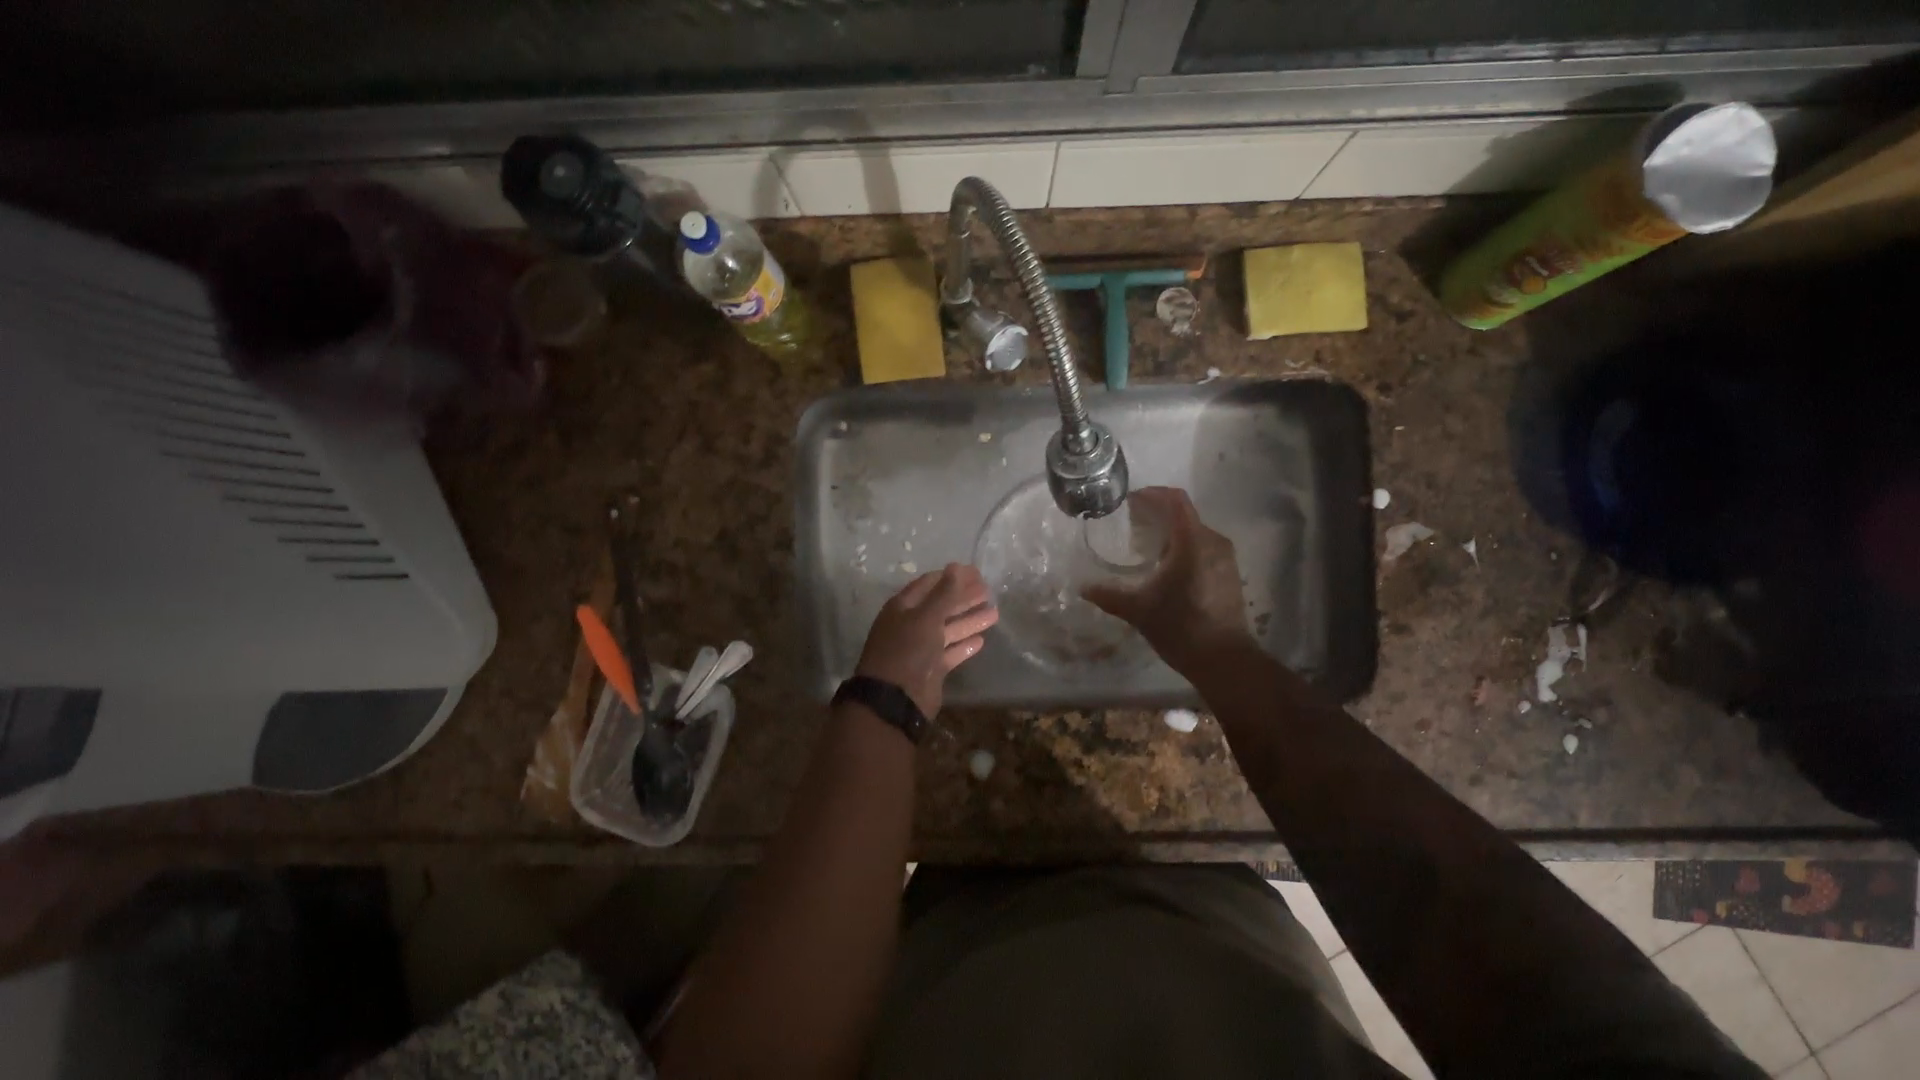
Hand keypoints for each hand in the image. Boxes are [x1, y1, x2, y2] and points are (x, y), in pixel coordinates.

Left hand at [855, 563, 998, 717]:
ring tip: (995, 612)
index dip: (951, 576)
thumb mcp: (926, 618)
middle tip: (988, 591)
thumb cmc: (907, 651)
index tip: (976, 572)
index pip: (929, 584)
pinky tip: (981, 640)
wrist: (895, 699)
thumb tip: (958, 566)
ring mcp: (921, 648)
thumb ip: (945, 593)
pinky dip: (964, 645)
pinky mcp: (931, 669)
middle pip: (941, 606)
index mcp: (903, 607)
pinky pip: (950, 652)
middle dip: (964, 598)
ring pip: (948, 629)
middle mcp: (911, 625)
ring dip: (969, 620)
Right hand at [1083, 487, 1252, 673]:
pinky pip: (1204, 547)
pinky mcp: (1229, 574)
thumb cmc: (1181, 627)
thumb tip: (1083, 587)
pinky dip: (1184, 547)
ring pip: (1195, 531)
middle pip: (1184, 514)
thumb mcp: (1139, 610)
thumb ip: (1109, 595)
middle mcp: (1213, 542)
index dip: (1152, 494)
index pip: (1175, 501)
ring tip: (1145, 547)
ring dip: (1171, 532)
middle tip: (1129, 526)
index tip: (1129, 501)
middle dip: (1157, 515)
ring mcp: (1225, 558)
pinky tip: (1166, 568)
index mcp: (1192, 542)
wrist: (1224, 659)